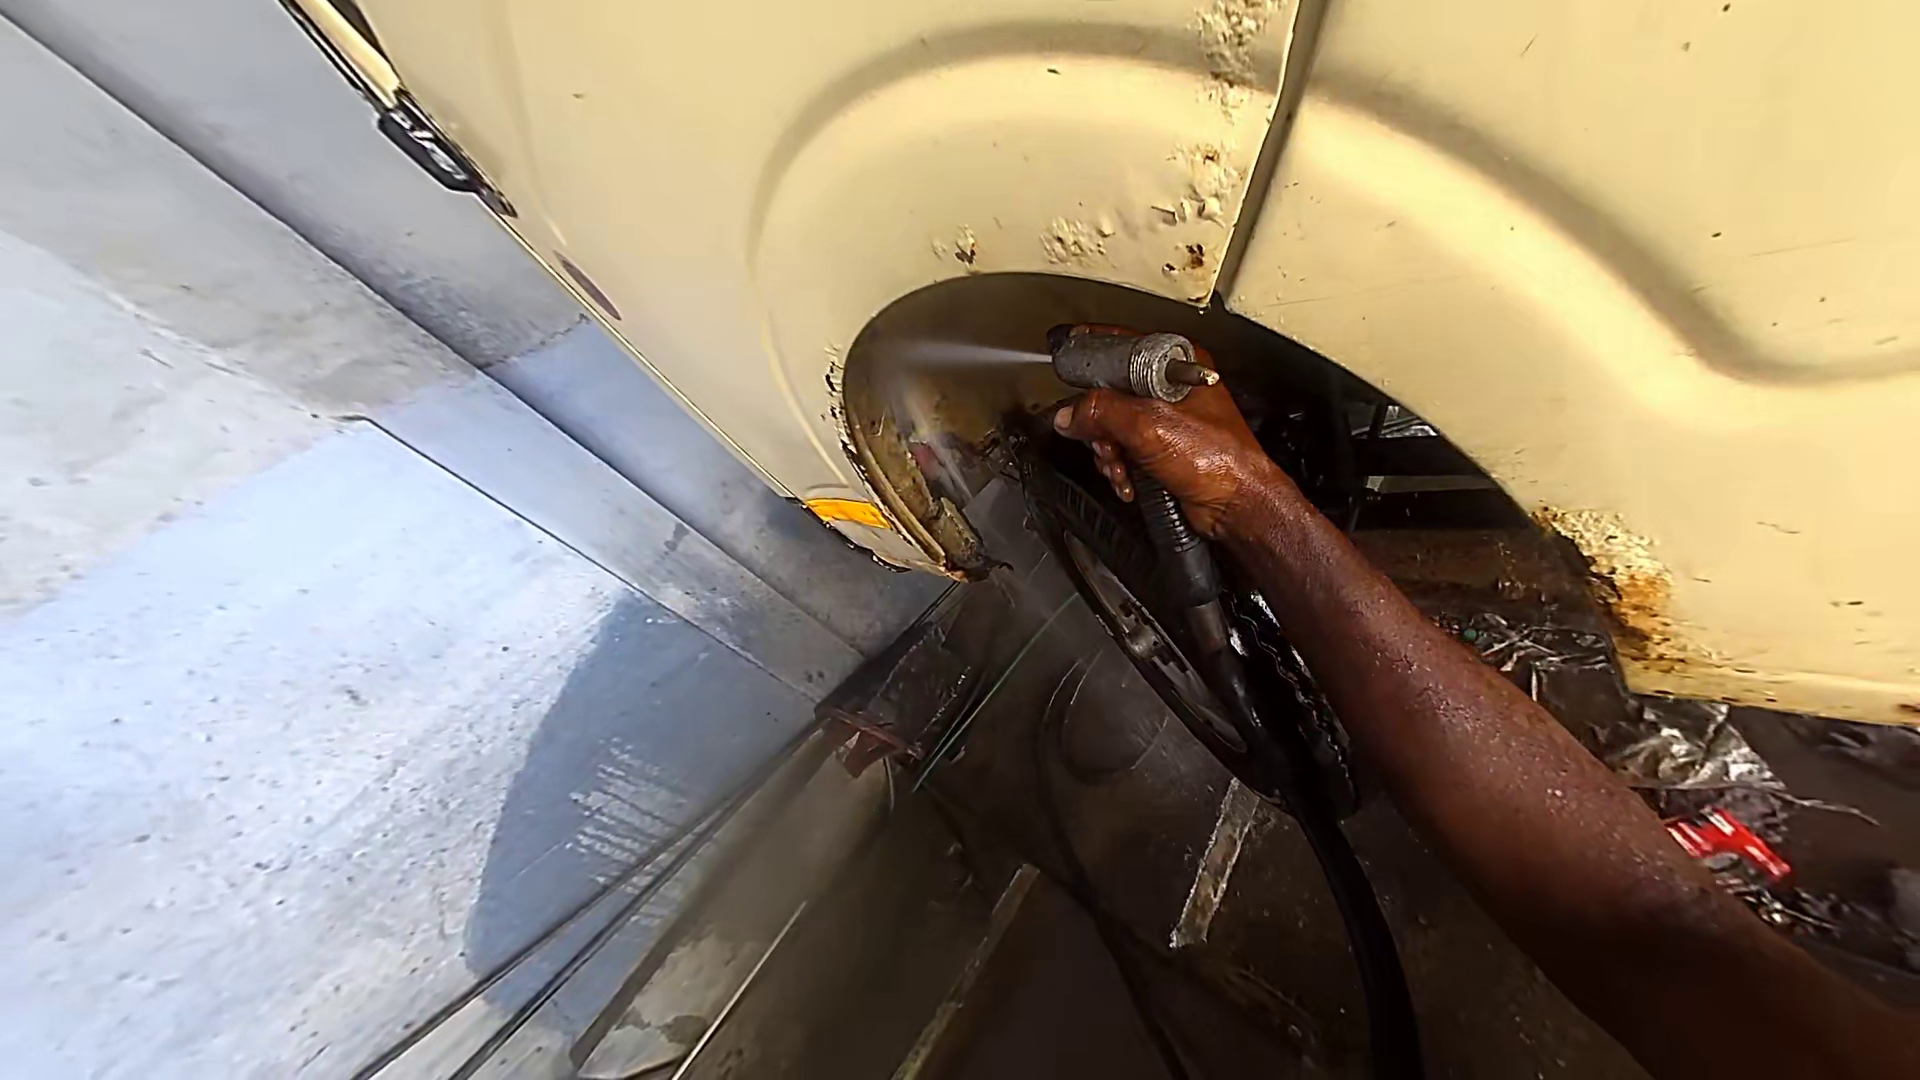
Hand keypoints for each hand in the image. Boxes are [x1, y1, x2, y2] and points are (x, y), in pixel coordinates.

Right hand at [1050, 365, 1298, 537]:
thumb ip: (1102, 412)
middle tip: (1104, 441)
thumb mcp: (1151, 425)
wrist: (1234, 506)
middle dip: (1099, 426)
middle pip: (1107, 394)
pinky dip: (1117, 468)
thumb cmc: (1219, 461)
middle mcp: (1168, 389)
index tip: (1066, 366)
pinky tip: (1127, 480)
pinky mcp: (1157, 448)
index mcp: (1175, 366)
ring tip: (1120, 467)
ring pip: (1110, 427)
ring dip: (1107, 453)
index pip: (1122, 346)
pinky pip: (1120, 451)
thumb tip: (1069, 413)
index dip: (1091, 357)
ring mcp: (1163, 420)